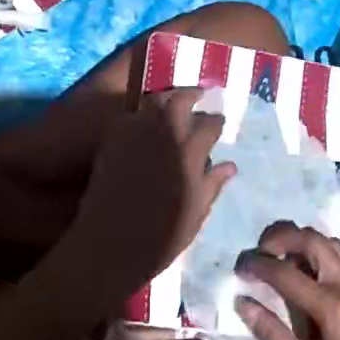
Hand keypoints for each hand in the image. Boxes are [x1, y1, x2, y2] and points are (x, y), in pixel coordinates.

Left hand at [49, 88, 235, 306]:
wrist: (109, 244)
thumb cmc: (159, 239)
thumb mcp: (195, 215)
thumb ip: (212, 185)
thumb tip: (230, 165)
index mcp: (190, 155)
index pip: (209, 125)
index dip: (216, 121)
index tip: (219, 121)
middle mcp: (165, 136)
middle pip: (181, 101)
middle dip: (192, 94)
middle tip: (198, 95)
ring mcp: (136, 134)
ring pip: (155, 101)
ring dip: (167, 97)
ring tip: (173, 102)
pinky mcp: (112, 139)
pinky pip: (131, 114)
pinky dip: (141, 110)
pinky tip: (145, 117)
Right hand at [235, 222, 339, 339]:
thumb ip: (276, 338)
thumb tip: (243, 304)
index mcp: (334, 308)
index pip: (286, 272)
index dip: (257, 265)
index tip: (237, 268)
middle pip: (312, 239)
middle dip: (280, 237)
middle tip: (259, 253)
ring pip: (330, 242)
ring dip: (303, 241)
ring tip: (280, 259)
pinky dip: (322, 251)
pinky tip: (311, 273)